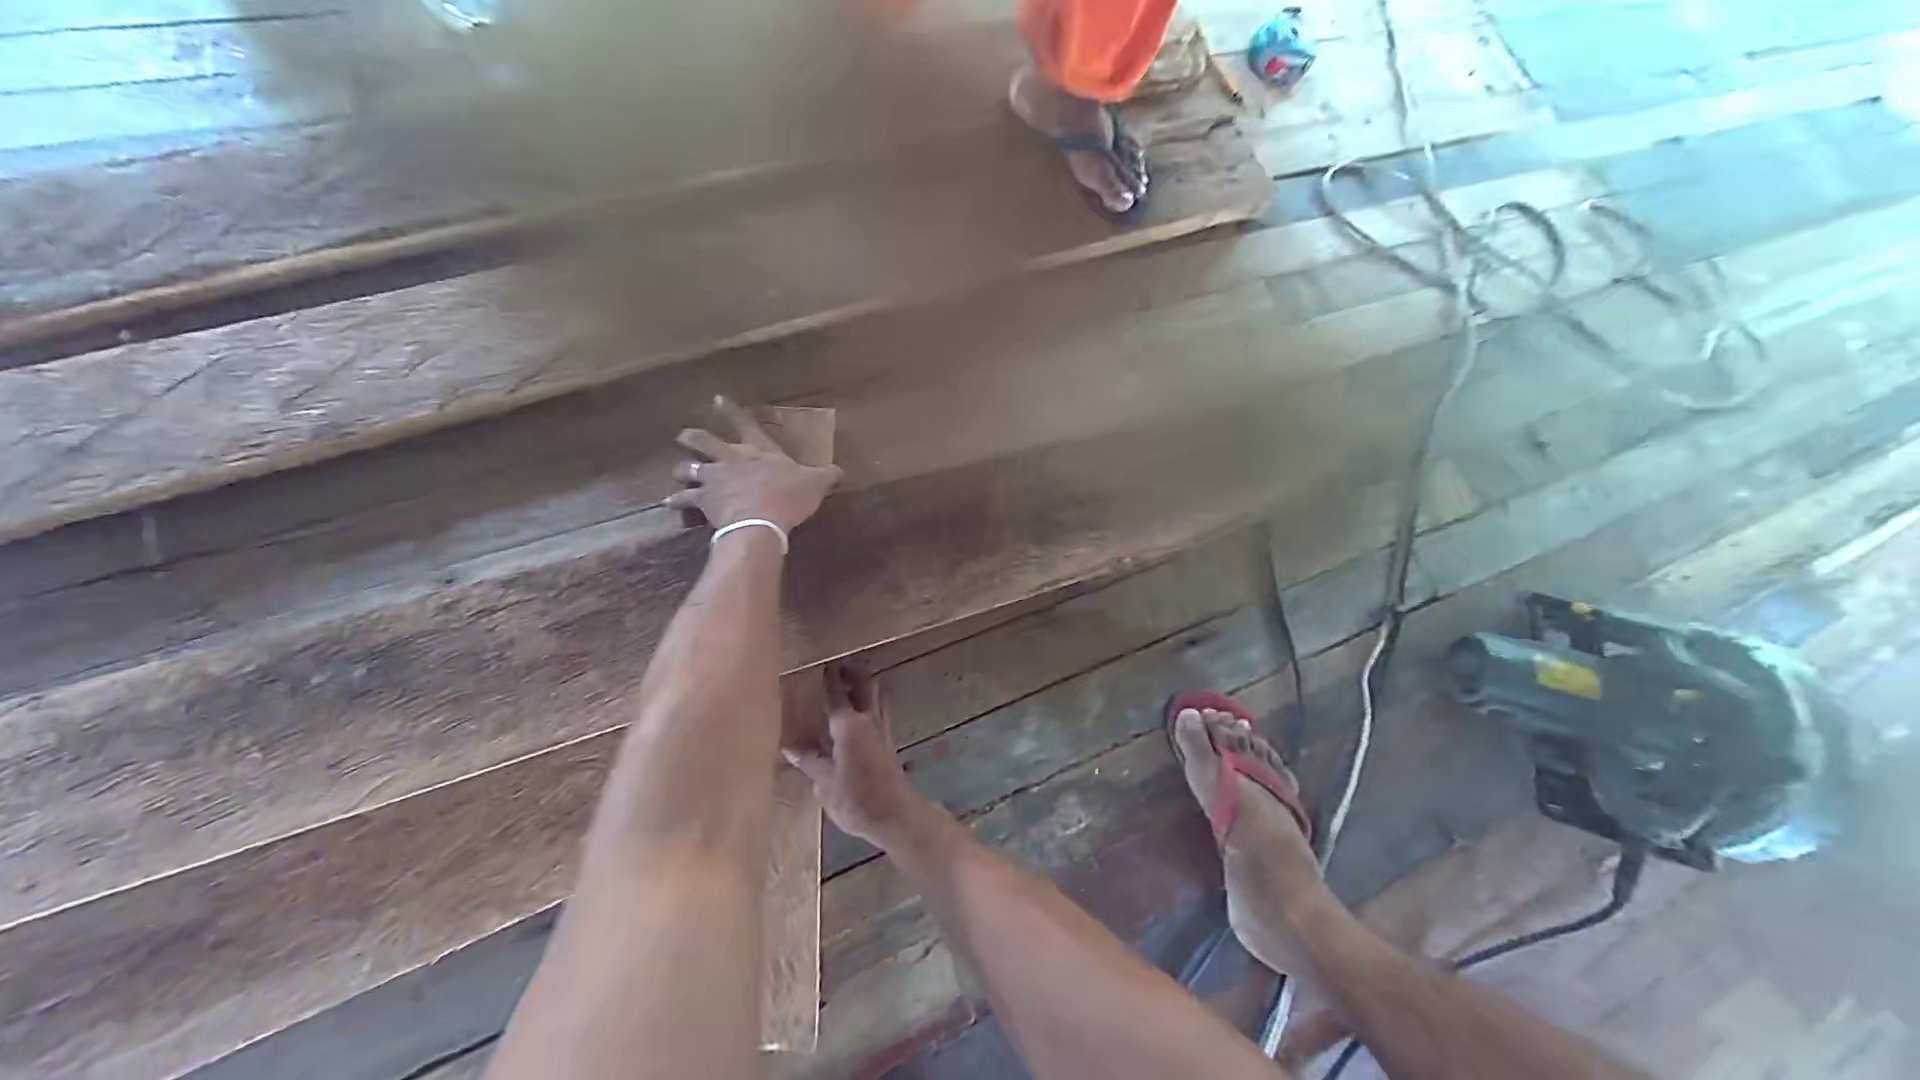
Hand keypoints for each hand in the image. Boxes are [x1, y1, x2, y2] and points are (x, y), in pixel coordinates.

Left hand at [666, 396, 842, 532]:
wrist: (760, 521)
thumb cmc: (788, 497)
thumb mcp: (815, 483)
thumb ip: (827, 475)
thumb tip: (840, 471)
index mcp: (758, 450)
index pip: (744, 422)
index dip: (731, 410)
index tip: (716, 399)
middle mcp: (731, 458)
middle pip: (703, 440)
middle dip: (692, 437)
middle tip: (684, 437)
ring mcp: (714, 478)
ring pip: (688, 468)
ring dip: (683, 470)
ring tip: (679, 474)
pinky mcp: (703, 500)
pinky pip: (684, 500)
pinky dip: (676, 502)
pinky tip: (669, 504)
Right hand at [783, 664, 933, 848]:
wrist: (896, 814)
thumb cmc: (857, 798)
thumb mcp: (825, 783)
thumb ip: (810, 761)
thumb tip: (790, 747)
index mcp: (849, 724)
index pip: (836, 692)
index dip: (827, 676)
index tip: (819, 662)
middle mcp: (868, 718)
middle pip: (864, 684)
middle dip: (851, 672)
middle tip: (836, 666)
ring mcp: (882, 728)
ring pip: (875, 695)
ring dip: (862, 686)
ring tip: (846, 686)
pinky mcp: (889, 741)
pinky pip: (878, 711)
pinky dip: (867, 704)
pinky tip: (857, 717)